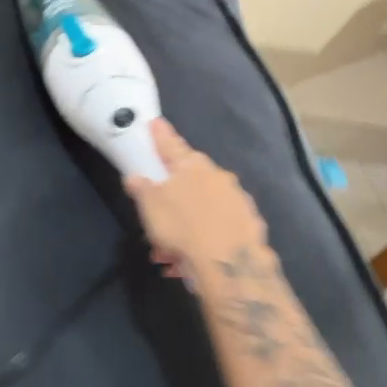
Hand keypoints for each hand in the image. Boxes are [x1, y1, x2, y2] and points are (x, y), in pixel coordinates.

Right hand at [124, 119, 266, 277]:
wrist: (229, 264)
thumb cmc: (182, 227)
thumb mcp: (150, 206)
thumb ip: (141, 188)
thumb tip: (135, 176)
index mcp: (192, 166)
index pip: (171, 145)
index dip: (161, 135)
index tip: (155, 122)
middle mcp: (219, 177)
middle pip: (192, 178)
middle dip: (174, 193)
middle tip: (157, 213)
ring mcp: (239, 201)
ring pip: (205, 207)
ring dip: (187, 222)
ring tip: (170, 249)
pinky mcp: (251, 226)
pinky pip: (219, 228)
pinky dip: (205, 238)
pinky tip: (191, 259)